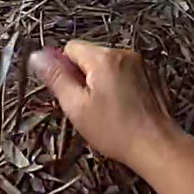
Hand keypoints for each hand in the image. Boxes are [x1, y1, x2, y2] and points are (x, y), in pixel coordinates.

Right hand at [29, 41, 186, 166]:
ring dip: (102, 80)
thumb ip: (56, 77)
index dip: (64, 69)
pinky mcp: (153, 75)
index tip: (71, 93)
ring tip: (107, 109)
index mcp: (103, 58)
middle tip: (87, 105)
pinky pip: (126, 72)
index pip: (70, 48)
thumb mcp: (76, 107)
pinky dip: (120, 84)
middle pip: (90, 55)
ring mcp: (141, 63)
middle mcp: (124, 53)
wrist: (157, 145)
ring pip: (108, 64)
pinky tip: (124, 108)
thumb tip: (36, 56)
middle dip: (84, 75)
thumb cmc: (114, 130)